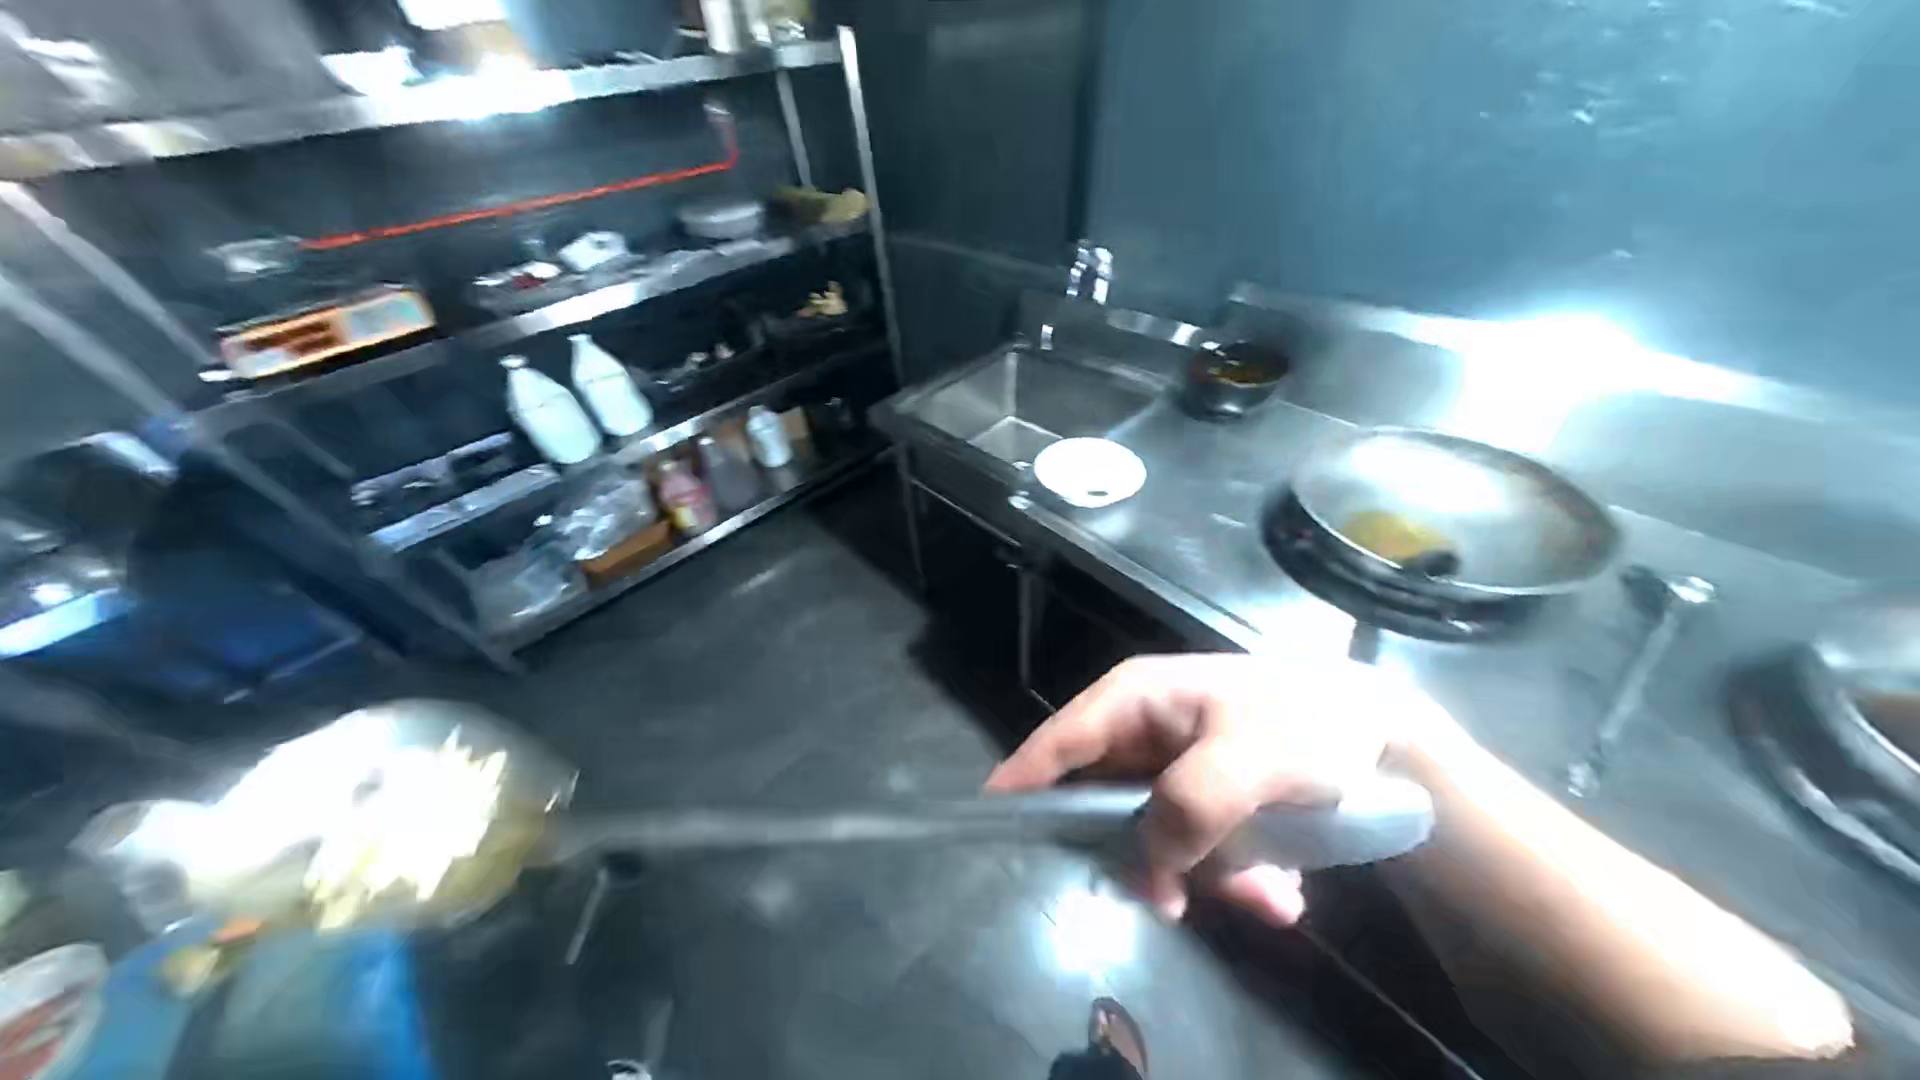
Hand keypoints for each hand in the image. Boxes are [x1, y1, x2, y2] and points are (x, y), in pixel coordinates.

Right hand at [986, 653, 1449, 922]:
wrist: (1385, 735)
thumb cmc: (1309, 724)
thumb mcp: (1253, 758)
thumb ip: (1190, 804)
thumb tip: (1145, 862)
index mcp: (1135, 699)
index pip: (1059, 740)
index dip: (1021, 781)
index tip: (990, 827)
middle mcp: (1143, 729)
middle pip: (1102, 800)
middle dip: (1140, 854)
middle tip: (1172, 901)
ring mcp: (1172, 762)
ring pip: (1152, 832)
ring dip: (1200, 873)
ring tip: (1264, 894)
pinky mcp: (1203, 791)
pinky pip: (1191, 842)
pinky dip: (1228, 873)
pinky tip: (1279, 891)